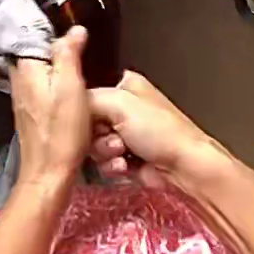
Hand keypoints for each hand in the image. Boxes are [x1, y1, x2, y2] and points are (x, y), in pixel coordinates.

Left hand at [8, 28, 92, 189]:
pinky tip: (73, 99)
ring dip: (63, 73)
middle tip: (82, 61)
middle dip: (62, 54)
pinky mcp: (30, 111)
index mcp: (25, 67)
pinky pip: (46, 89)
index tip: (77, 40)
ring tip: (81, 81)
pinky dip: (60, 89)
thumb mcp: (72, 85)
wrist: (49, 173)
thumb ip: (69, 53)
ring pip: (45, 72)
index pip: (38, 35)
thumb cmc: (62, 132)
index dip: (59, 34)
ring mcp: (23, 96)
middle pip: (42, 53)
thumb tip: (75, 30)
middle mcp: (19, 79)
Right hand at [86, 72, 231, 189]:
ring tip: (123, 154)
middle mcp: (124, 107)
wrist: (185, 168)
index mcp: (125, 85)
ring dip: (105, 153)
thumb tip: (68, 106)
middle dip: (97, 136)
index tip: (91, 122)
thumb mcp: (118, 103)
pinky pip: (104, 163)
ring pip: (94, 145)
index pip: (87, 95)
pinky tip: (126, 167)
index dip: (85, 112)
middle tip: (115, 140)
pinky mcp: (126, 158)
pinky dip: (112, 167)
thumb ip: (86, 99)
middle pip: (88, 123)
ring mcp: (125, 134)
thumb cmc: (158, 130)